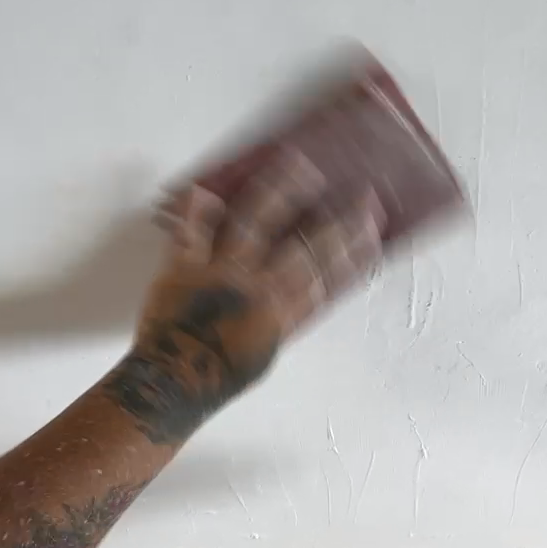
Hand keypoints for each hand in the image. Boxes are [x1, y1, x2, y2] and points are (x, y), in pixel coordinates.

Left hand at [102, 151, 384, 445]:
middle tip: (360, 196)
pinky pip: (190, 233)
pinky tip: (206, 188)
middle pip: (303, 248)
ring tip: (300, 164)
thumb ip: (285, 316)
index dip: (352, 253)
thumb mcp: (266, 351)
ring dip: (278, 191)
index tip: (372, 229)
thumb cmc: (220, 374)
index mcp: (278, 315)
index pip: (326, 278)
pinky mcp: (182, 268)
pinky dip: (195, 210)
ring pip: (251, 223)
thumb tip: (305, 288)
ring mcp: (218, 275)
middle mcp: (254, 290)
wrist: (174, 383)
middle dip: (336, 222)